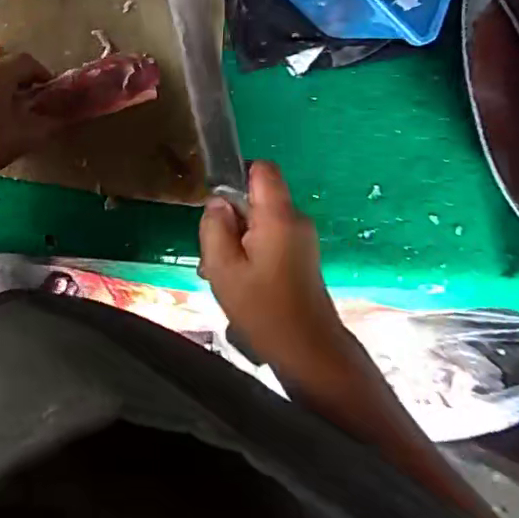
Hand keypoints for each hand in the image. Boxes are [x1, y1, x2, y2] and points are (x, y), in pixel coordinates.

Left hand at [0, 49, 63, 188]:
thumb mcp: (21, 138)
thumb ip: (47, 125)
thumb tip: (60, 118)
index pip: (29, 62)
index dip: (44, 76)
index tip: (50, 95)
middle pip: (6, 64)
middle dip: (22, 81)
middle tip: (30, 105)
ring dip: (1, 87)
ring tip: (7, 114)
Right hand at [198, 161, 340, 349]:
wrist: (306, 348)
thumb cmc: (262, 308)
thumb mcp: (222, 266)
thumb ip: (214, 227)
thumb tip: (217, 203)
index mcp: (279, 216)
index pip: (262, 169)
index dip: (235, 174)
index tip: (215, 201)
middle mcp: (296, 219)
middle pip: (257, 196)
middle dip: (230, 214)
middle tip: (212, 247)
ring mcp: (301, 237)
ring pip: (260, 218)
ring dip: (236, 236)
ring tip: (220, 268)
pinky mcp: (301, 254)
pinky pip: (269, 235)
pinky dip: (249, 248)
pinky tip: (236, 276)